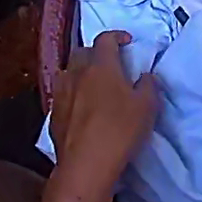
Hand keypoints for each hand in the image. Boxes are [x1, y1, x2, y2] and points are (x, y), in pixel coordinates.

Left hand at [49, 31, 159, 196]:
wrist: (85, 165)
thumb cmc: (120, 130)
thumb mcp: (147, 106)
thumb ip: (149, 85)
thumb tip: (145, 75)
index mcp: (101, 66)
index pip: (105, 39)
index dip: (117, 36)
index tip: (127, 42)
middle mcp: (77, 74)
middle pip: (83, 52)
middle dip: (96, 53)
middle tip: (111, 64)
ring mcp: (61, 94)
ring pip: (68, 72)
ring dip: (80, 72)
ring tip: (93, 83)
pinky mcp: (53, 115)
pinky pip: (62, 94)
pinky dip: (72, 93)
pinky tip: (81, 107)